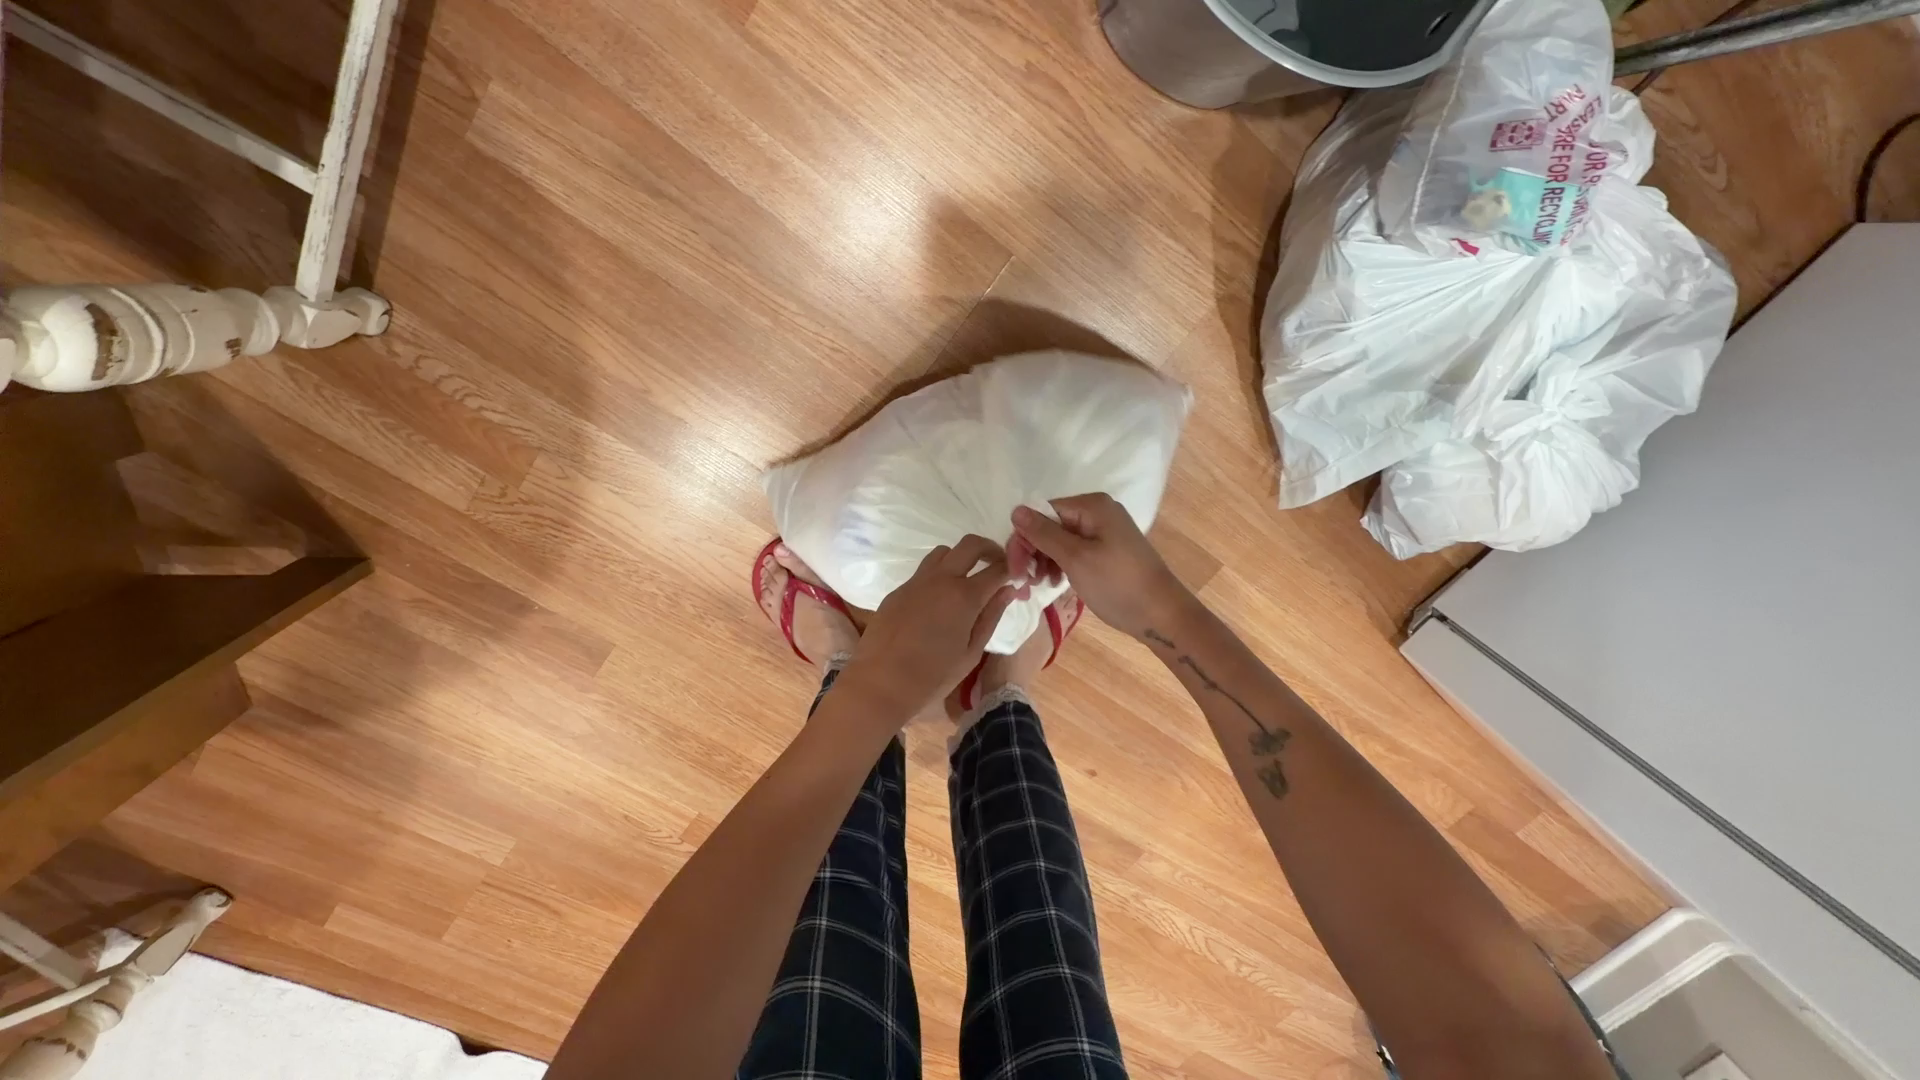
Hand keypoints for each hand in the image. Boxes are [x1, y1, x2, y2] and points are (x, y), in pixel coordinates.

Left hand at [836, 535, 1018, 721]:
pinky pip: (924, 572)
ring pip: (943, 552)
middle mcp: (940, 579)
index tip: (1018, 578)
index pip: (997, 569)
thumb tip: (1007, 590)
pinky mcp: (898, 591)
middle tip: (998, 565)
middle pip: (970, 544)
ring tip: (967, 582)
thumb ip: (990, 617)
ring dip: (961, 559)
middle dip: (990, 549)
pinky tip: (939, 602)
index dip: (1012, 570)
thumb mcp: (971, 652)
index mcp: (964, 596)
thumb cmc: (932, 676)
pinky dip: (939, 576)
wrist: (879, 683)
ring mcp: (916, 582)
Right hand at [1009, 493, 1193, 638]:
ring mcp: (1104, 531)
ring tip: (1040, 586)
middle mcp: (1097, 511)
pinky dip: (1061, 565)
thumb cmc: (1117, 584)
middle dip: (1033, 551)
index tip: (1015, 570)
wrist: (1161, 614)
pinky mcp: (1107, 550)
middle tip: (1025, 583)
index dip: (1024, 539)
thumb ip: (1043, 534)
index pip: (1042, 512)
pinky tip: (1056, 584)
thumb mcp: (1075, 558)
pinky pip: (1074, 551)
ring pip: (1059, 540)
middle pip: (1050, 525)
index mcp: (1091, 506)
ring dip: (1044, 561)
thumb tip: (1015, 510)